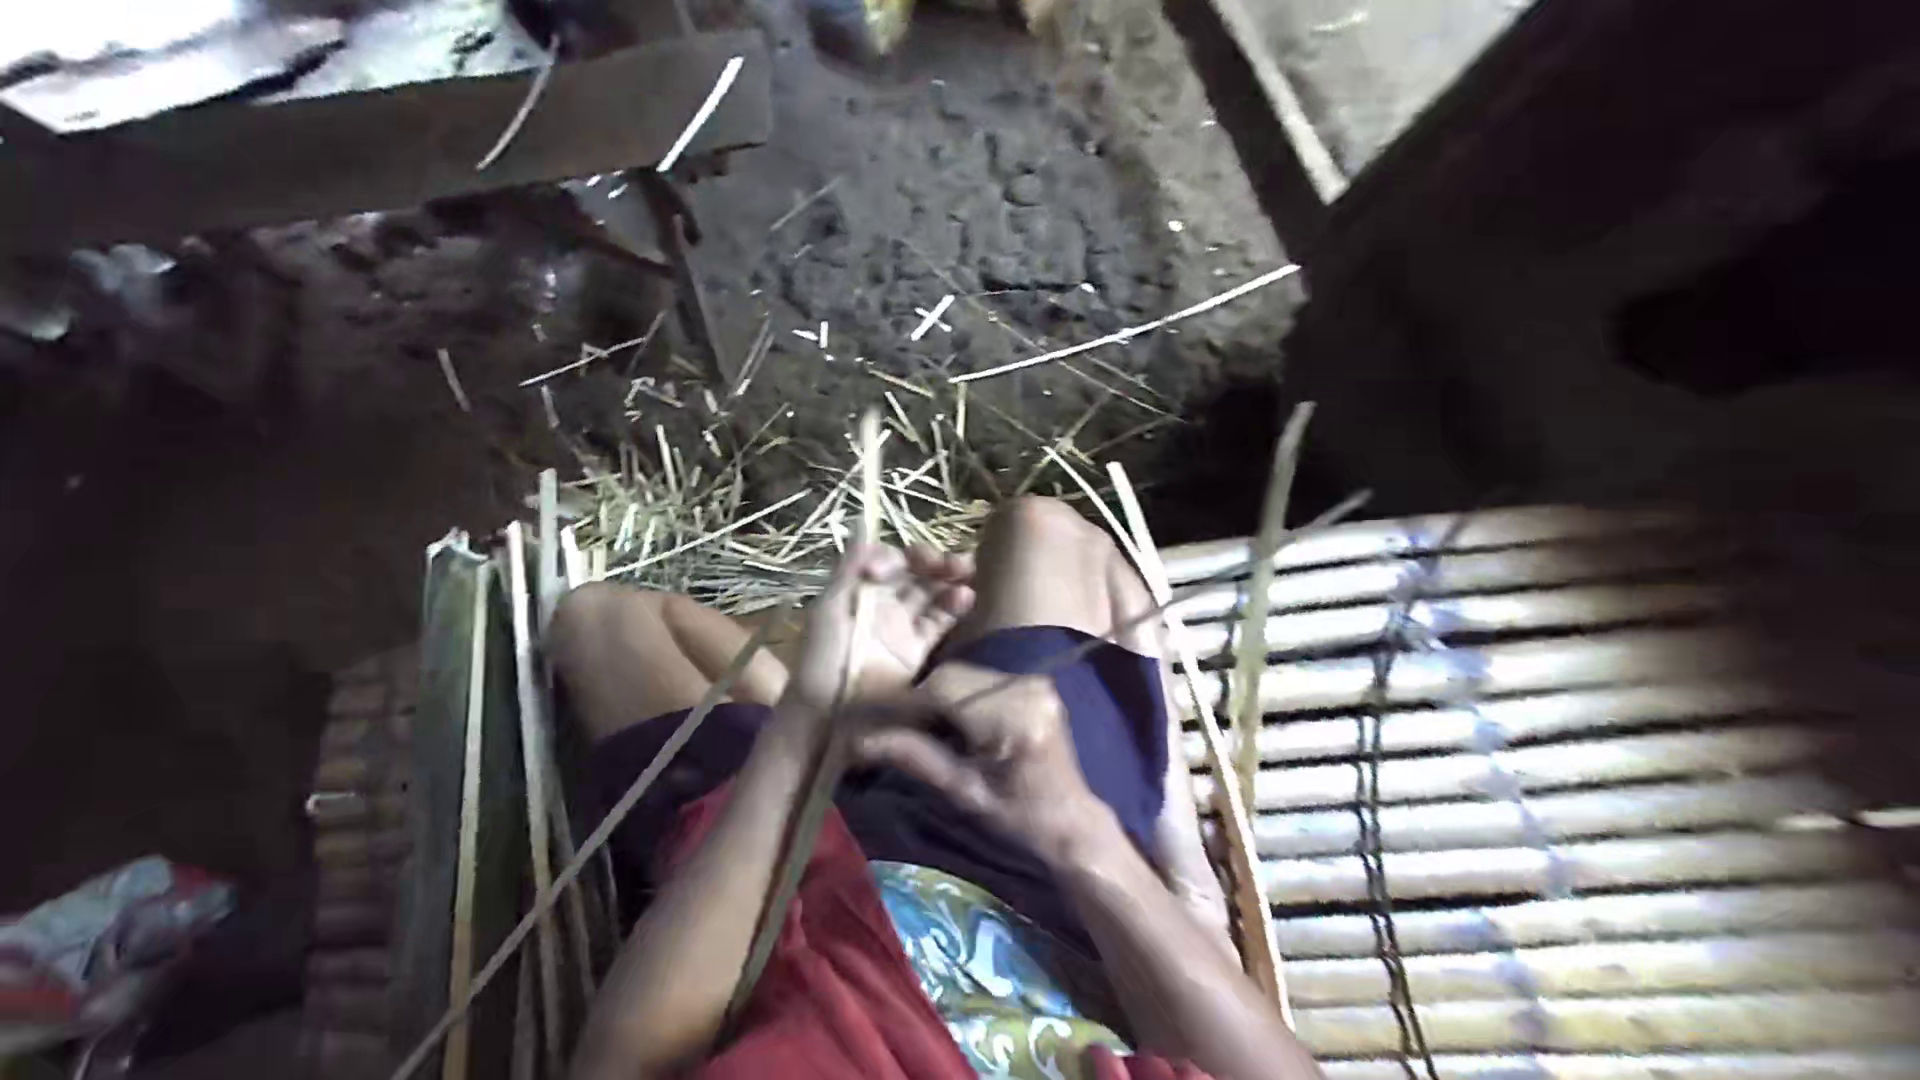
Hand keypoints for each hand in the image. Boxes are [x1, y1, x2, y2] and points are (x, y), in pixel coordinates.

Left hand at [783, 544, 975, 712]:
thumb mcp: (829, 608)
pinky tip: (965, 596)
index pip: (890, 561)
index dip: (900, 557)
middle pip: (916, 573)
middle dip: (935, 561)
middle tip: (951, 561)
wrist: (830, 713)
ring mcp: (902, 627)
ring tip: (964, 571)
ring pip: (932, 593)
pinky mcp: (918, 650)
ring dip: (949, 579)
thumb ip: (848, 569)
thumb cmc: (823, 657)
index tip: (897, 566)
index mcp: (860, 589)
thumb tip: (865, 530)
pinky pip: (940, 622)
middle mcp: (884, 603)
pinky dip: (954, 606)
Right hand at [854, 662, 1111, 864]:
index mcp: (1013, 719)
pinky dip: (961, 695)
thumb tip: (860, 741)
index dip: (906, 702)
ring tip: (929, 729)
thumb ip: (914, 757)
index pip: (944, 690)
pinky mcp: (1035, 682)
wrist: (1071, 820)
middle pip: (953, 675)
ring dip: (940, 695)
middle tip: (903, 730)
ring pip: (965, 673)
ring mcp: (1034, 682)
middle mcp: (1027, 689)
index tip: (881, 724)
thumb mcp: (963, 793)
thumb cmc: (1017, 818)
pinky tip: (957, 722)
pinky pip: (983, 678)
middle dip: (922, 699)